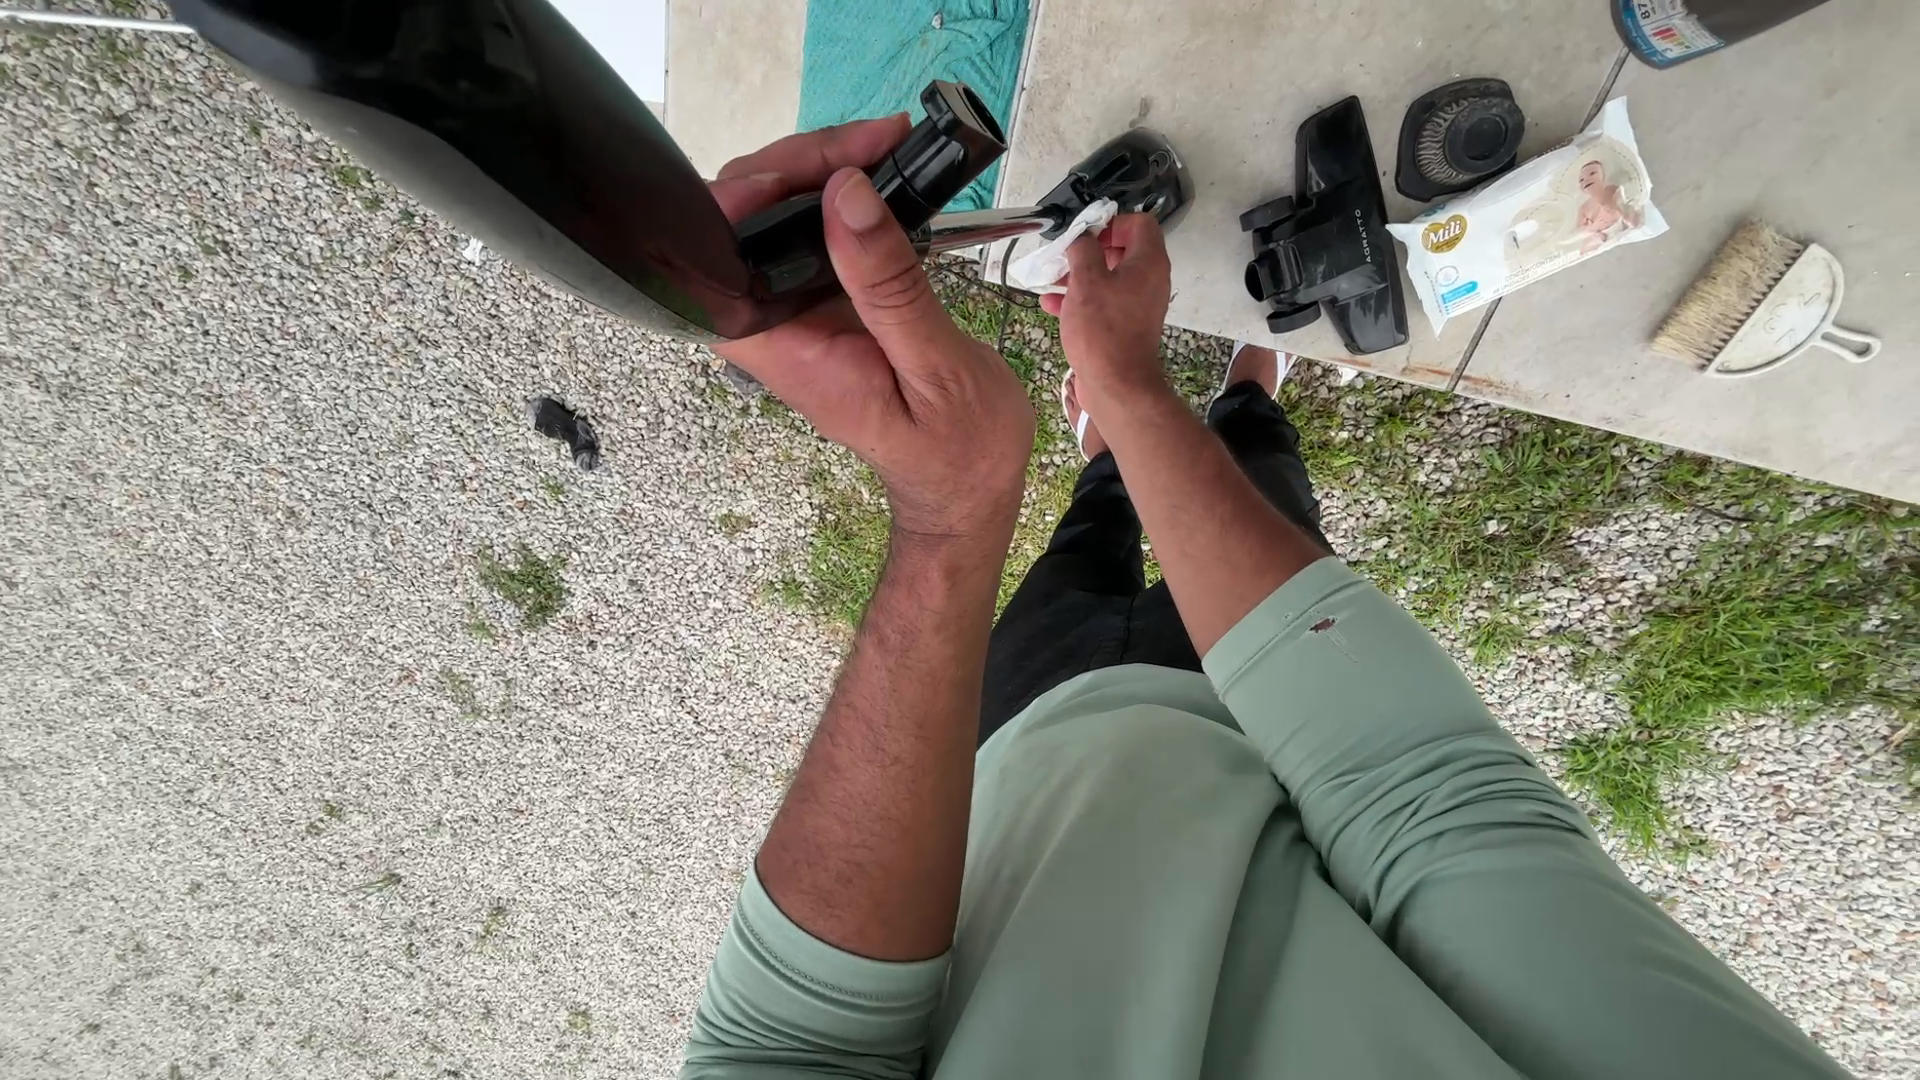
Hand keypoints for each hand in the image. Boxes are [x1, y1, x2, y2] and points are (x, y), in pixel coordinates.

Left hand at [709, 122, 1036, 549]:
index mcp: (789, 352)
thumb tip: (845, 195)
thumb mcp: (936, 369)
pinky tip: (891, 176)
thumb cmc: (956, 450)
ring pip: (782, 221)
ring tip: (892, 148)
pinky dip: (850, 199)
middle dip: (800, 167)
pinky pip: (819, 237)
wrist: (966, 484)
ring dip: (828, 174)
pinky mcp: (831, 308)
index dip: (749, 195)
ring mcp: (804, 317)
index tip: (820, 167)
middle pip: (747, 224)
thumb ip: (889, 289)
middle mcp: (781, 329)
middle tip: (879, 143)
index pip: (721, 257)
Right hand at [1039, 213, 1173, 403]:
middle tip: (1066, 256)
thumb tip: (1081, 239)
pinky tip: (1051, 304)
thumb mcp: (1086, 281)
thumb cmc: (1102, 332)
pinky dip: (1081, 300)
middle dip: (1089, 251)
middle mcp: (1148, 282)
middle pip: (1121, 251)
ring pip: (1108, 279)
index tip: (1085, 234)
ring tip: (1052, 279)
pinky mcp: (1124, 328)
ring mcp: (1137, 306)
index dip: (1110, 222)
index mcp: (1148, 263)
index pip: (1138, 223)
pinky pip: (1102, 304)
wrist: (1116, 386)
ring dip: (1080, 276)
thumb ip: (1083, 251)